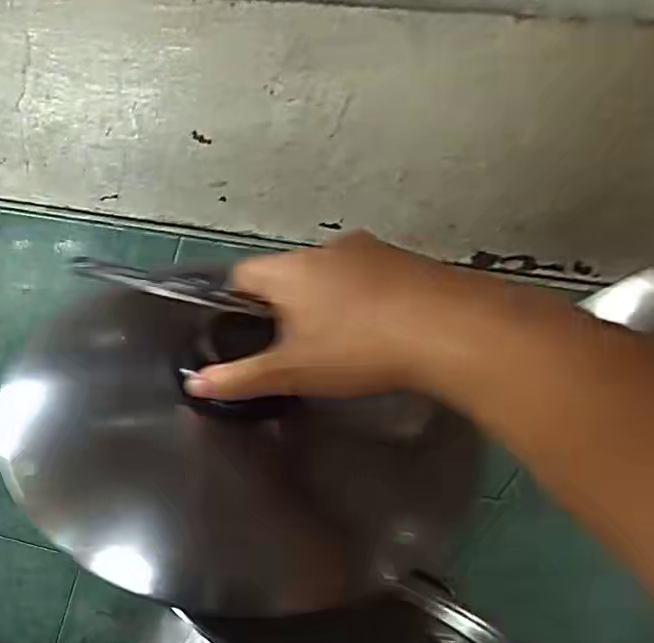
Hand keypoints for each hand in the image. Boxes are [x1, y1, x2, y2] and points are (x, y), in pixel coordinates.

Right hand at [183, 232, 575, 402]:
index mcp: (291, 270)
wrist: (459, 334)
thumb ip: (237, 378)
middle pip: (284, 273)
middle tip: (278, 342)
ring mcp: (373, 251)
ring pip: (325, 274)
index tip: (234, 327)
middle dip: (276, 303)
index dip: (230, 299)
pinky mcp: (408, 262)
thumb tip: (194, 382)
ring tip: (325, 340)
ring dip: (318, 300)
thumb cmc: (360, 349)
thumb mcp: (288, 372)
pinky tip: (365, 332)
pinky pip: (363, 277)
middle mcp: (328, 249)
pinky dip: (354, 300)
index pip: (240, 273)